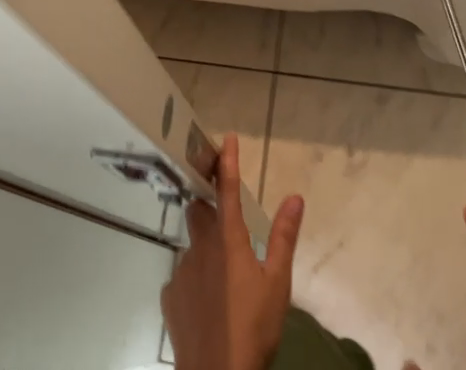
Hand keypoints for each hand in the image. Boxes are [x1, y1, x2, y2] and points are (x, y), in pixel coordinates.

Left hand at [162, 134, 305, 369]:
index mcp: (229, 241)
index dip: (226, 163)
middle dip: (208, 205)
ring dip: (206, 249)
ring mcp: (181, 272)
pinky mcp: (171, 297)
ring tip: (226, 277)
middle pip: (198, 212)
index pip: (226, 191)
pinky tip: (210, 302)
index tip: (226, 139)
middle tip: (225, 216)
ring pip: (192, 247)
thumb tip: (295, 197)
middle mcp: (200, 248)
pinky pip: (184, 277)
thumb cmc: (253, 326)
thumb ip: (285, 238)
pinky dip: (196, 280)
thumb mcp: (278, 283)